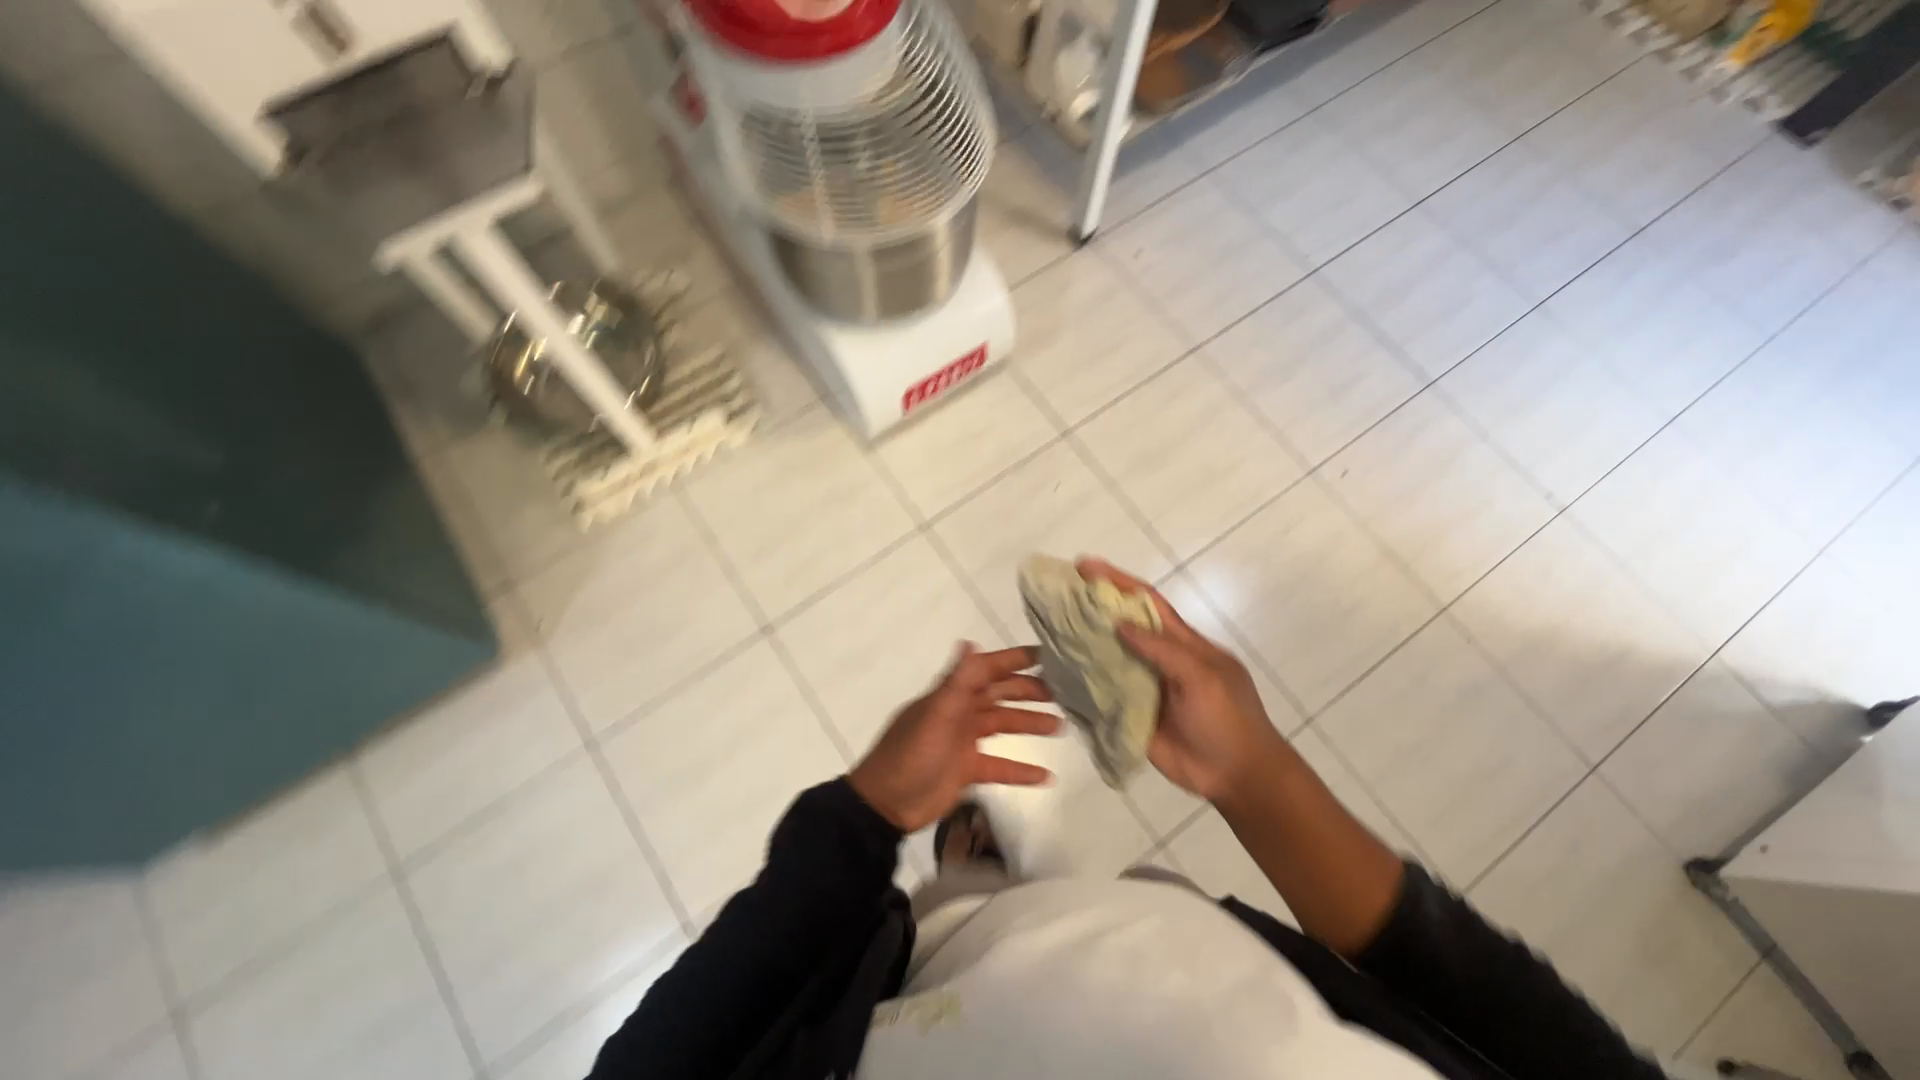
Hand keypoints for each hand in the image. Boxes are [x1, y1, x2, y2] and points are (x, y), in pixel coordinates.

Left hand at [848, 643, 1061, 832]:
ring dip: (1030, 724)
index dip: (1014, 660)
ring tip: (1062, 727)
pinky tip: (1047, 776)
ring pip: (1003, 725)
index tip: (1048, 655)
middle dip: (1029, 691)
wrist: (885, 804)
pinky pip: (1000, 766)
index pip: (988, 669)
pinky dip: (1021, 769)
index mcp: (951, 695)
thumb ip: (956, 682)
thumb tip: (970, 641)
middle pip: (1000, 694)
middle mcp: (960, 712)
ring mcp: (964, 742)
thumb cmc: (910, 755)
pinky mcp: (967, 770)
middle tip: (1065, 693)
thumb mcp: (935, 716)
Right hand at [1076, 558, 1288, 803]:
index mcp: (1182, 643)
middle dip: (1092, 609)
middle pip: (1121, 627)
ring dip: (1082, 645)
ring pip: (1108, 659)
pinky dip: (1081, 686)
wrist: (1237, 776)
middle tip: (1055, 597)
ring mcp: (1144, 688)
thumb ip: (1164, 651)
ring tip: (1047, 632)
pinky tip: (1056, 677)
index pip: (1147, 603)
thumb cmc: (1228, 719)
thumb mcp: (1203, 678)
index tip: (1085, 566)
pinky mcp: (1131, 717)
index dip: (1118, 582)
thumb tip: (1120, 624)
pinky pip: (1102, 696)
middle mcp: (1158, 660)